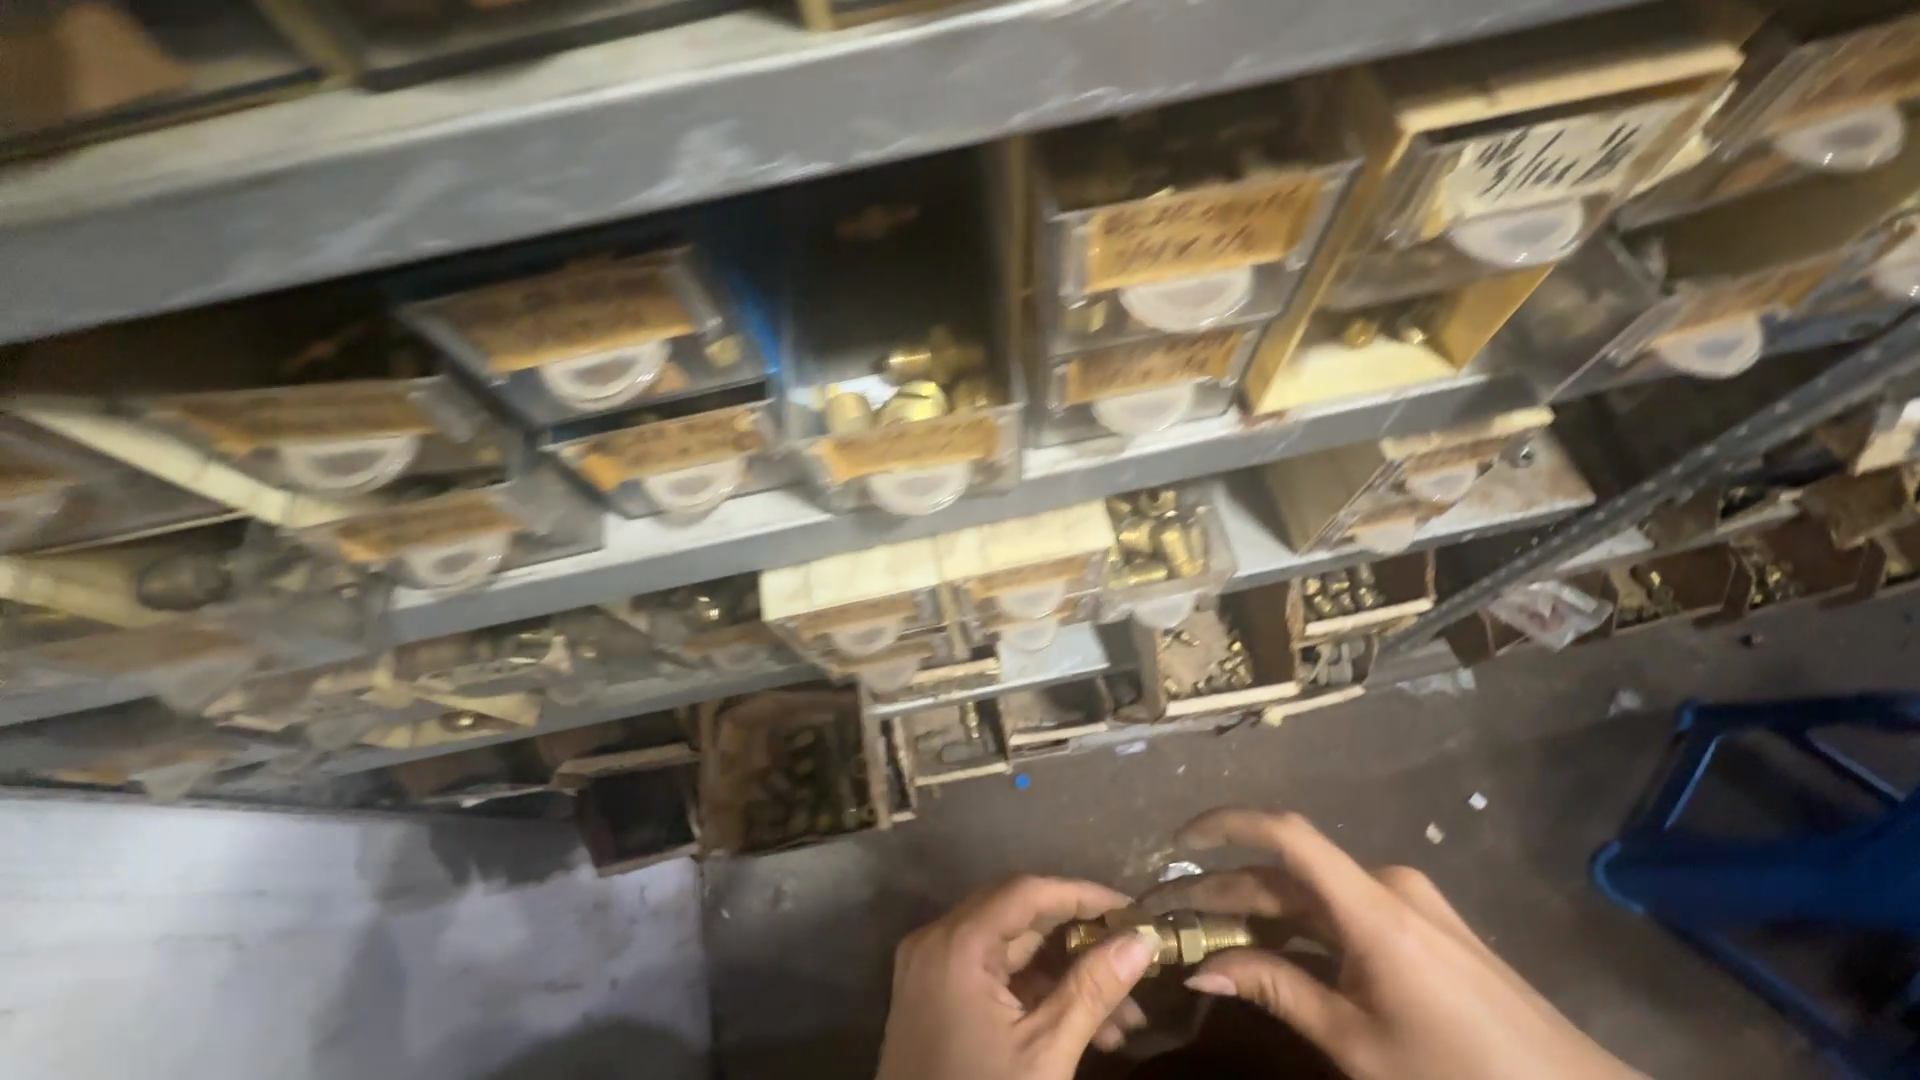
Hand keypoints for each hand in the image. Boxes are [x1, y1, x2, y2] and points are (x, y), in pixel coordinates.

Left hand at [874, 875, 1157, 1079]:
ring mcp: (932, 969)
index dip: (1083, 894)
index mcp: (957, 944)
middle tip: (1133, 958)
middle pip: (1019, 916)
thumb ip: (1093, 989)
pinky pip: (994, 976)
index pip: (1028, 892)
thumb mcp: (1045, 1051)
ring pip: (1012, 951)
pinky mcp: (936, 996)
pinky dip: (1037, 992)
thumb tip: (1142, 942)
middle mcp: (937, 941)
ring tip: (1124, 1018)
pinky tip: (1086, 1025)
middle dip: (1080, 939)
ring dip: (1065, 973)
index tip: (1133, 910)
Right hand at [1160, 808, 1642, 1079]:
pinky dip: (1301, 922)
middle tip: (1175, 914)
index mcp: (1373, 907)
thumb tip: (1200, 968)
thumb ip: (1276, 992)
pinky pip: (1345, 907)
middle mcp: (1388, 884)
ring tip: (1213, 931)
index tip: (1178, 843)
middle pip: (1290, 871)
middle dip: (1227, 888)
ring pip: (1315, 891)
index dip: (1225, 824)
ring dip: (1263, 907)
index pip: (1286, 835)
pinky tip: (1275, 946)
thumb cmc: (1459, 1075)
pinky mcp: (1423, 921)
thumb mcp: (1357, 1043)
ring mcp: (1410, 900)